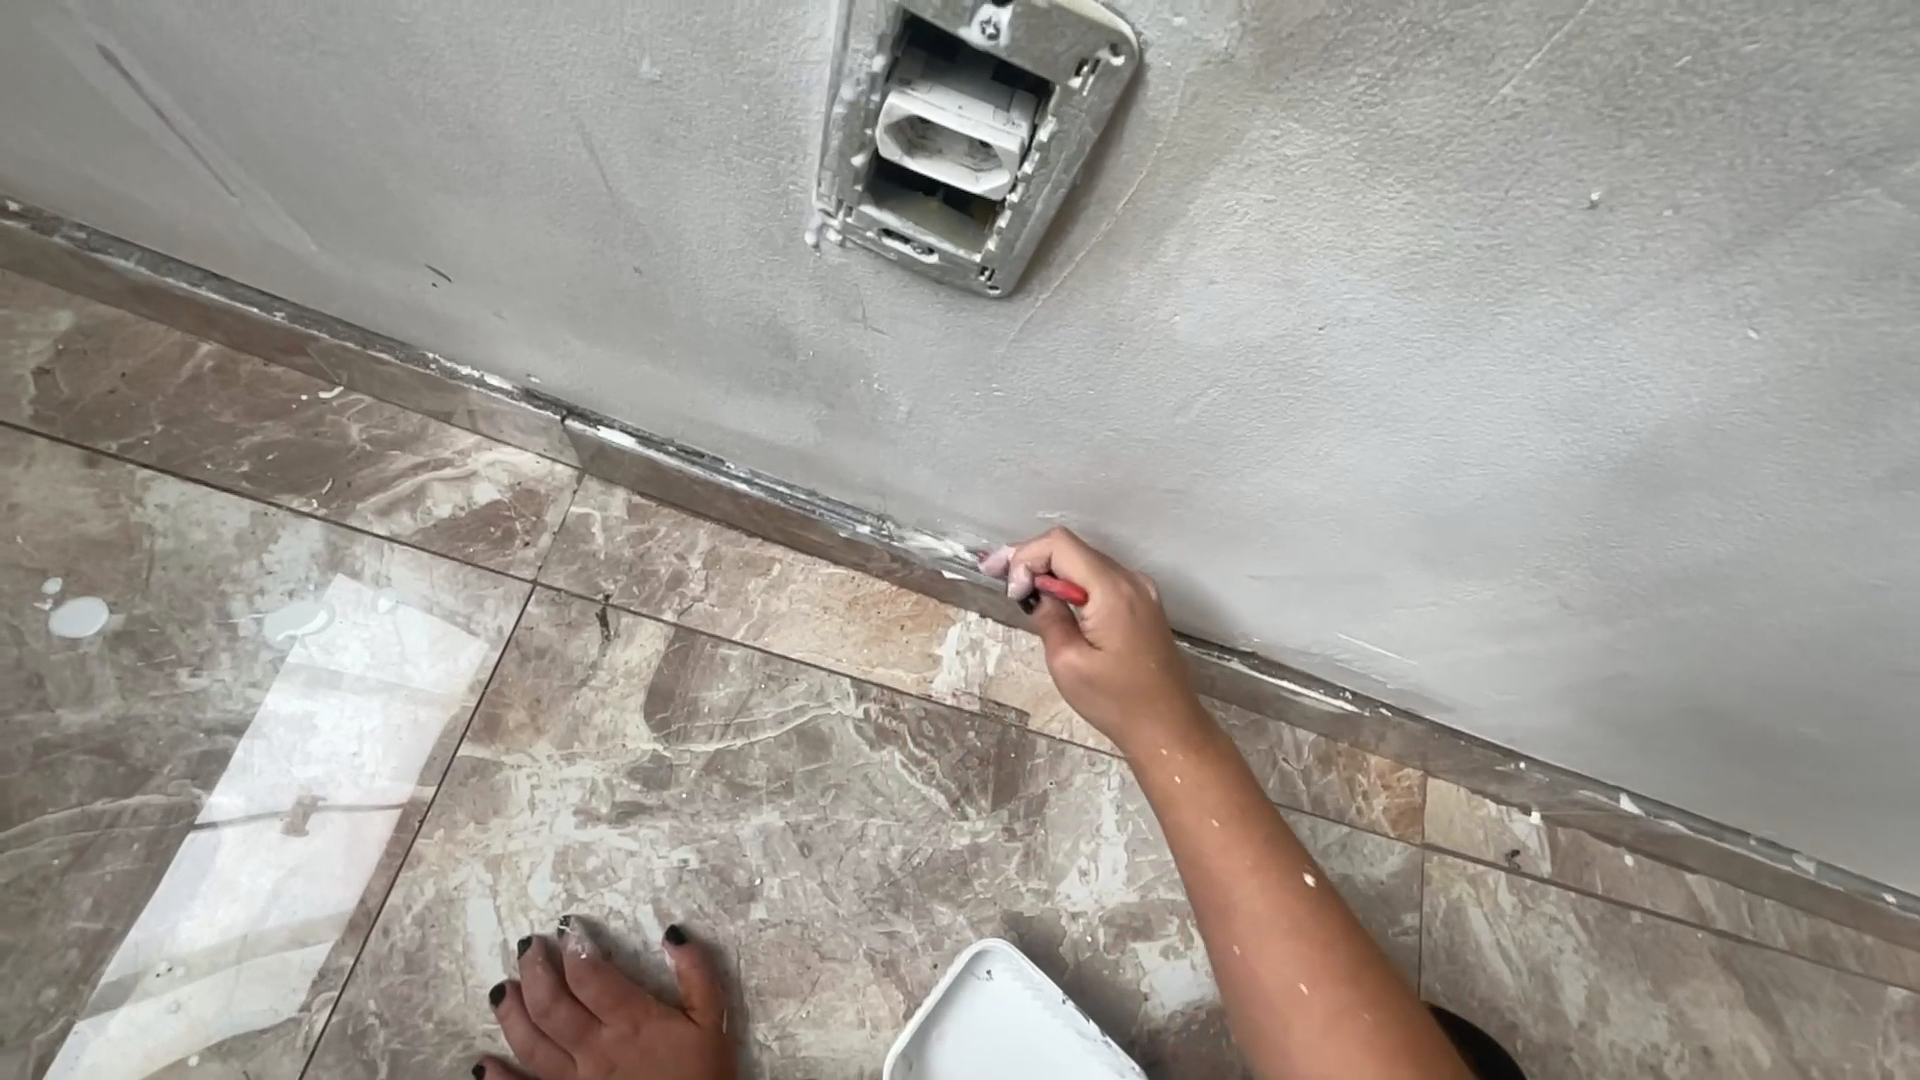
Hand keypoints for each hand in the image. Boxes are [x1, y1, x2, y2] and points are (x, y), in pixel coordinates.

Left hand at [480, 920, 734, 1079]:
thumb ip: (697, 973)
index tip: (568, 928)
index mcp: (632, 1021)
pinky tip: (482, 1063)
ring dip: (513, 1013)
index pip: (592, 976)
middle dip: (536, 971)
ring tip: (502, 987)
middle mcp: (596, 1048)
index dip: (576, 948)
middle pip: (553, 1005)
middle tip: (529, 946)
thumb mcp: (711, 1019)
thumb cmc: (702, 1073)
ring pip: (532, 1044)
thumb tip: (673, 933)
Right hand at [982, 527, 1209, 754]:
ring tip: (1018, 589)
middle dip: (1031, 560)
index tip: (1012, 592)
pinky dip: (1070, 583)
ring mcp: (1140, 590)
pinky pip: (1099, 579)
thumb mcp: (1068, 663)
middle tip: (996, 576)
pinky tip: (1051, 602)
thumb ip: (1048, 617)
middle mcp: (1130, 580)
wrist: (1169, 729)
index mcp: (1113, 590)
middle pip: (1071, 548)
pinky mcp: (1141, 604)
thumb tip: (1035, 592)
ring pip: (1084, 561)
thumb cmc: (1118, 702)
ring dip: (1049, 571)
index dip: (1025, 558)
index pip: (1059, 544)